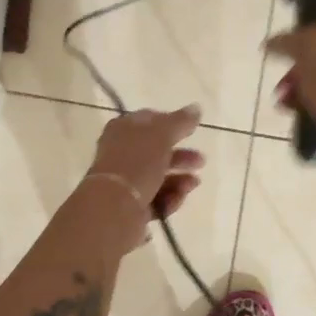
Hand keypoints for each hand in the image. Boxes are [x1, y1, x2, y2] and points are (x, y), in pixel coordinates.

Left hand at [86, 105, 206, 234]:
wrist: (114, 207)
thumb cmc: (137, 162)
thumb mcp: (162, 135)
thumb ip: (180, 121)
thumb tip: (196, 108)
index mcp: (123, 129)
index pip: (148, 120)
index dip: (170, 122)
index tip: (191, 129)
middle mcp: (121, 153)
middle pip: (156, 152)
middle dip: (181, 156)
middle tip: (201, 161)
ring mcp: (125, 181)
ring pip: (157, 177)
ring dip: (179, 179)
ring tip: (194, 183)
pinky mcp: (130, 206)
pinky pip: (155, 199)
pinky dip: (170, 197)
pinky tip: (180, 197)